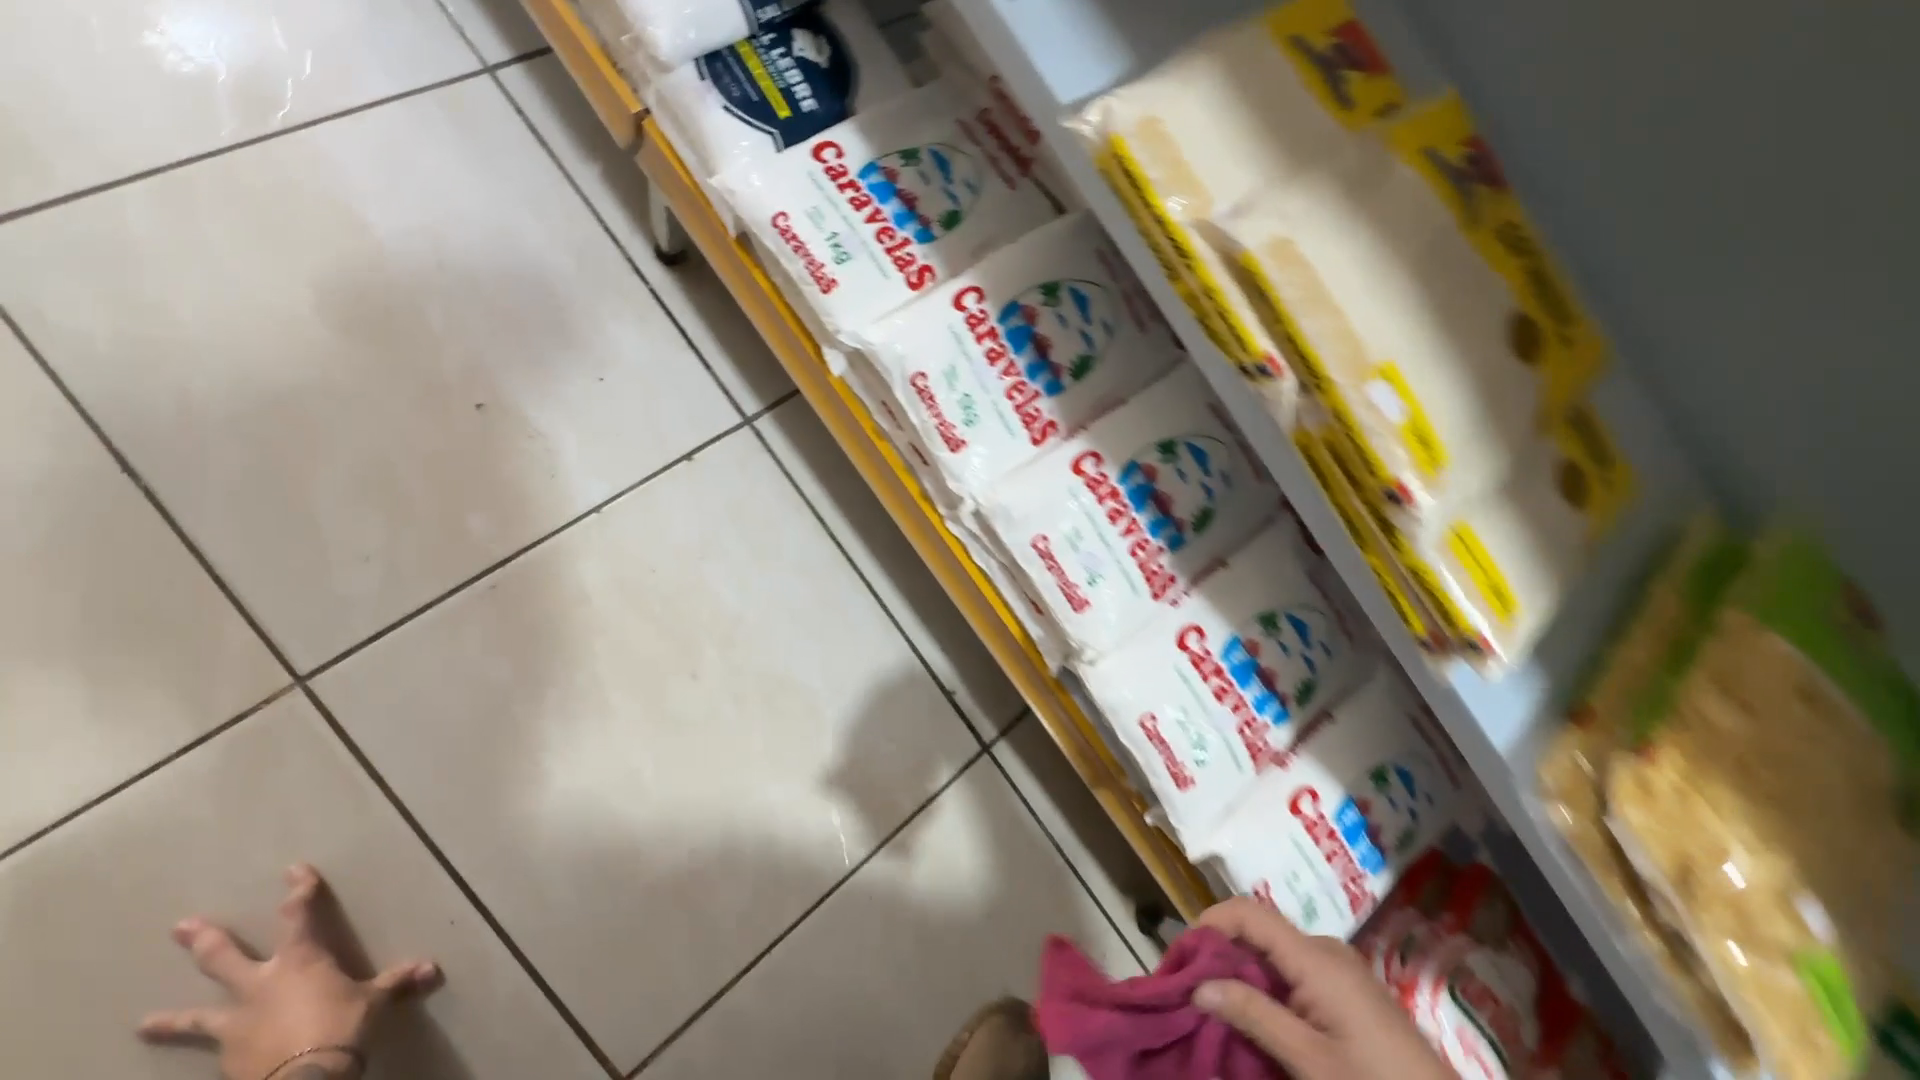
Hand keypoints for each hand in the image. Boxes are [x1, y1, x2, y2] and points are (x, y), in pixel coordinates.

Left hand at [138, 864, 441, 1079]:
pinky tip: (203, 1062)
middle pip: (225, 958)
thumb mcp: (376, 1001)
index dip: (299, 890)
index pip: (297, 915)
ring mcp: (237, 1023)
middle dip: (205, 940)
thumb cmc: (343, 1025)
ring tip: (144, 1024)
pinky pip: (212, 1053)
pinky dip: (207, 1056)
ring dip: (172, 1019)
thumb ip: (396, 983)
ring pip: (198, 1016)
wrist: (305, 1078)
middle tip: (181, 926)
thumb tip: (431, 970)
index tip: (294, 870)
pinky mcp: (226, 1059)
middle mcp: (261, 984)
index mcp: (300, 961)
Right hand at [1192, 898, 1451, 1079]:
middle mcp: (1325, 950)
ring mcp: (1338, 969)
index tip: (1178, 958)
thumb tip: (1198, 983)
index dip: (1208, 923)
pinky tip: (1254, 1019)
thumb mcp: (1309, 1060)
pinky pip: (1293, 972)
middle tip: (1189, 991)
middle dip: (1219, 954)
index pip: (1248, 912)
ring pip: (1273, 954)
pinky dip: (1265, 987)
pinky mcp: (1346, 990)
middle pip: (1257, 932)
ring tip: (1215, 1008)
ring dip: (1240, 974)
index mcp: (1315, 958)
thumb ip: (1254, 1016)